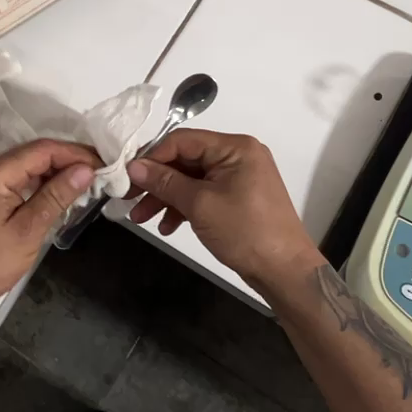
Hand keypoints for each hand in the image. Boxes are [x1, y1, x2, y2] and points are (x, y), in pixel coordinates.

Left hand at [0, 139, 100, 310]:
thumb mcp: (27, 231)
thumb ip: (56, 197)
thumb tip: (85, 170)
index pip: (42, 150)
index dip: (75, 153)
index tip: (104, 164)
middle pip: (34, 155)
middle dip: (68, 161)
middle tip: (100, 174)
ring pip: (26, 167)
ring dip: (55, 173)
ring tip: (86, 184)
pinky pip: (16, 180)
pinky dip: (39, 184)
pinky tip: (58, 195)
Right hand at [126, 129, 321, 286]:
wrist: (284, 271)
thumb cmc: (244, 230)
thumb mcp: (200, 204)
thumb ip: (165, 182)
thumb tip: (133, 166)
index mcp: (234, 147)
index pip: (182, 140)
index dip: (152, 156)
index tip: (127, 175)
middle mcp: (238, 156)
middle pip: (185, 160)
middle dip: (156, 181)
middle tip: (128, 198)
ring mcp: (238, 178)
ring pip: (191, 180)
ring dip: (165, 198)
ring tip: (141, 218)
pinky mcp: (237, 199)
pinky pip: (203, 195)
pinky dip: (183, 208)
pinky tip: (166, 227)